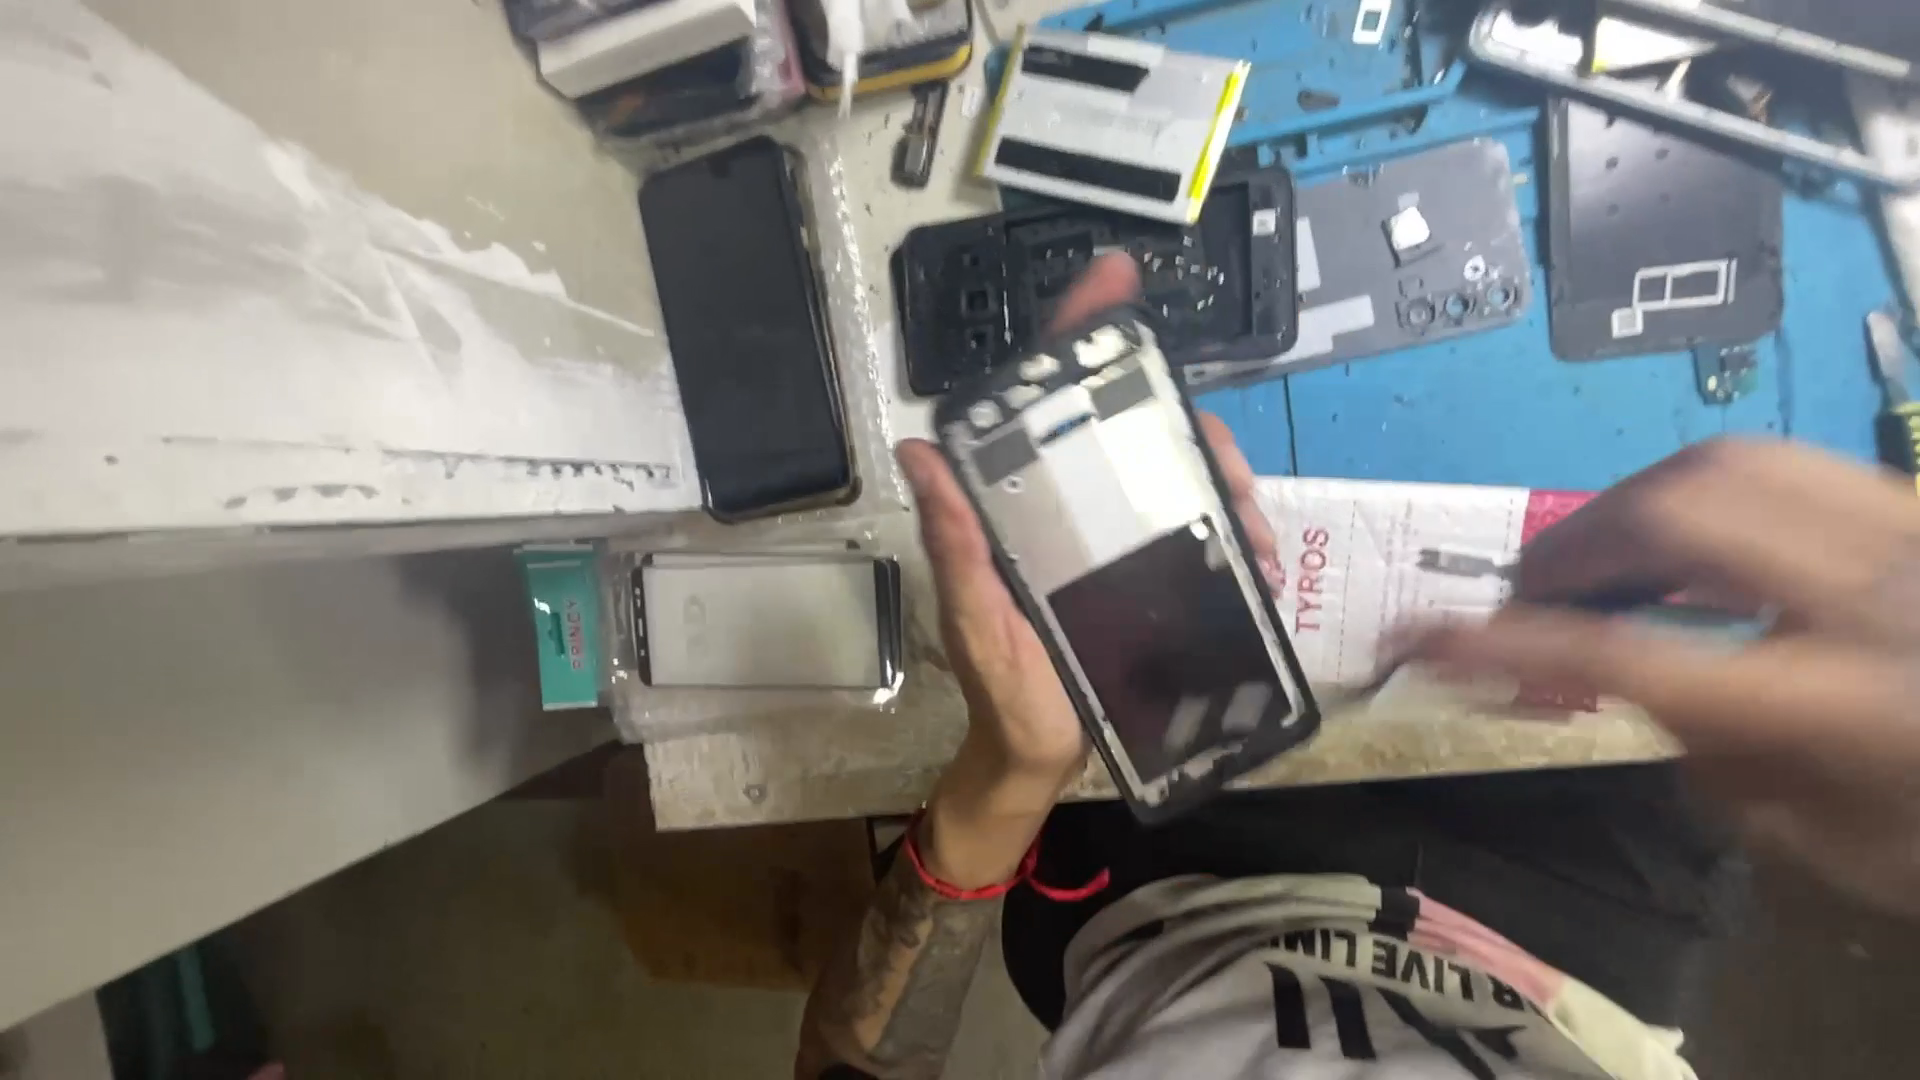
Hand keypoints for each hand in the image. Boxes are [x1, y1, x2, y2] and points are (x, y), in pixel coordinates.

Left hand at [895, 254, 1274, 880]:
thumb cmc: (1002, 686)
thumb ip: (954, 541)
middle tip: (1227, 470)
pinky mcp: (1157, 583)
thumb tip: (918, 448)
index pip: (1044, 407)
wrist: (1041, 753)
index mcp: (1022, 508)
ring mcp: (1120, 547)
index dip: (1077, 338)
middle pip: (1135, 438)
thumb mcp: (974, 613)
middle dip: (1189, 432)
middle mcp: (1074, 513)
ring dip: (1229, 489)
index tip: (1114, 280)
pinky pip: (1205, 542)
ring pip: (1182, 484)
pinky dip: (1239, 540)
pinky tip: (1263, 563)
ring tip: (1254, 528)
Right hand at [1402, 438, 1919, 913]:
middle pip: (1680, 511)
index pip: (1641, 660)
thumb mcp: (1840, 850)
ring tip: (1602, 565)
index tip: (1419, 635)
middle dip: (1571, 550)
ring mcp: (1919, 532)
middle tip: (1535, 596)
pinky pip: (1774, 468)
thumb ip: (1711, 765)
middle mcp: (1893, 597)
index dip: (1513, 643)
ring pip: (1720, 465)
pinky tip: (1686, 552)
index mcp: (1867, 709)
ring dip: (1621, 514)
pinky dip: (1690, 502)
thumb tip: (1625, 686)